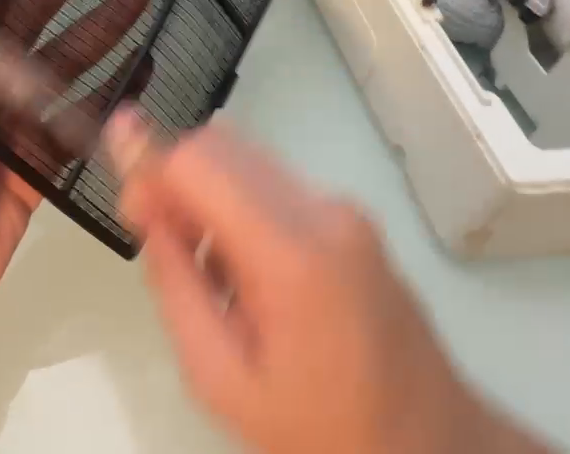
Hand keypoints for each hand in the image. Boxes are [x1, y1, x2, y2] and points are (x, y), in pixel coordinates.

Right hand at [104, 112, 551, 453]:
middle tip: (161, 241)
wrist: (438, 448)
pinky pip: (269, 179)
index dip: (149, 168)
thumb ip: (174, 284)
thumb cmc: (322, 429)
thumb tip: (145, 207)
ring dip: (204, 189)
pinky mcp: (351, 215)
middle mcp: (322, 211)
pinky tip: (244, 265)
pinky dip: (235, 200)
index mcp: (291, 255)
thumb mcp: (221, 379)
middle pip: (216, 145)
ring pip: (241, 155)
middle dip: (172, 177)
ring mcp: (343, 208)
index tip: (131, 210)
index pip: (196, 160)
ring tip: (208, 265)